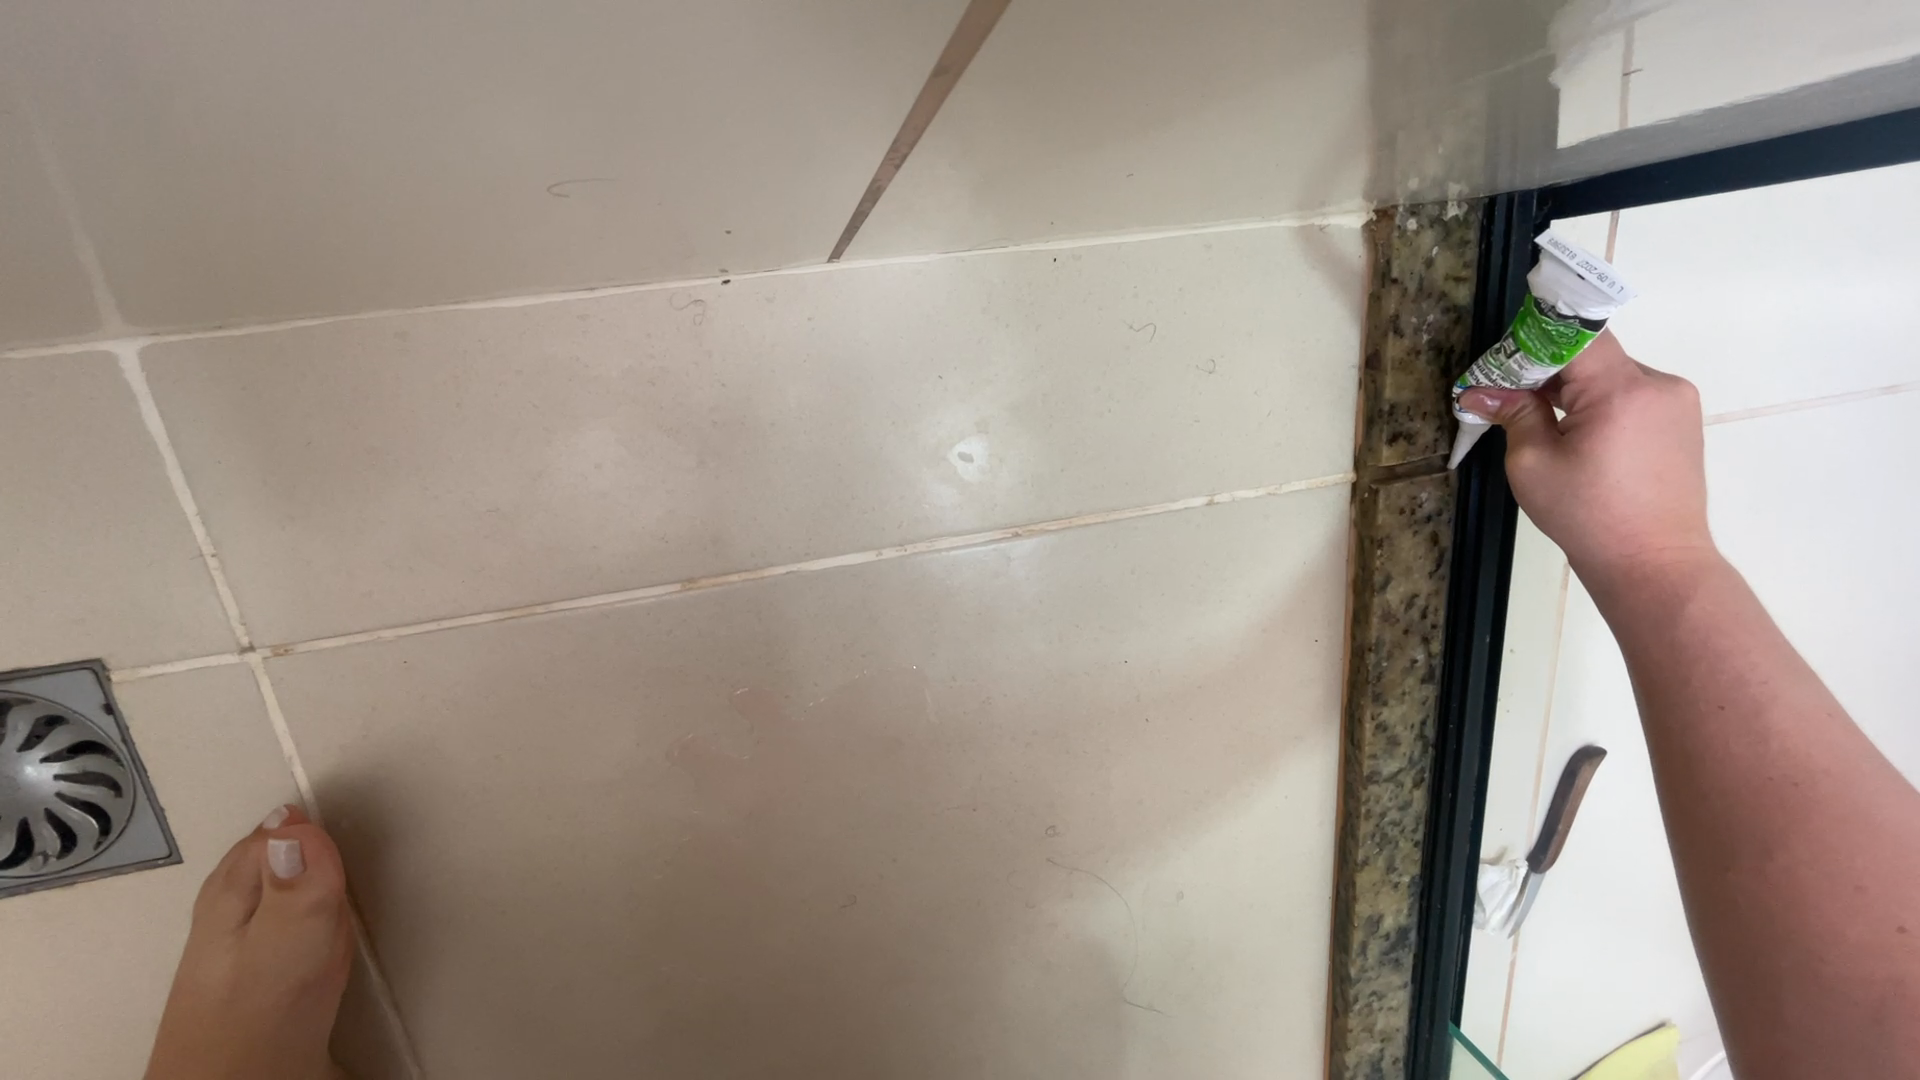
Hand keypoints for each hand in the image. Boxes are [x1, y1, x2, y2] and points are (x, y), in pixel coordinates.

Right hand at [1458, 331, 1715, 587]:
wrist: (1651, 559)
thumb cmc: (1585, 512)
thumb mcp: (1532, 463)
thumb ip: (1513, 415)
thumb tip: (1480, 391)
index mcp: (1622, 391)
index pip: (1576, 338)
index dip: (1533, 341)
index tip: (1497, 363)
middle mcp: (1657, 385)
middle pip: (1592, 356)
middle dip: (1543, 371)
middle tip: (1500, 394)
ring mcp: (1674, 402)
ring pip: (1608, 377)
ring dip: (1568, 389)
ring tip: (1531, 418)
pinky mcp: (1677, 422)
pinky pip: (1626, 396)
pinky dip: (1592, 404)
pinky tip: (1567, 432)